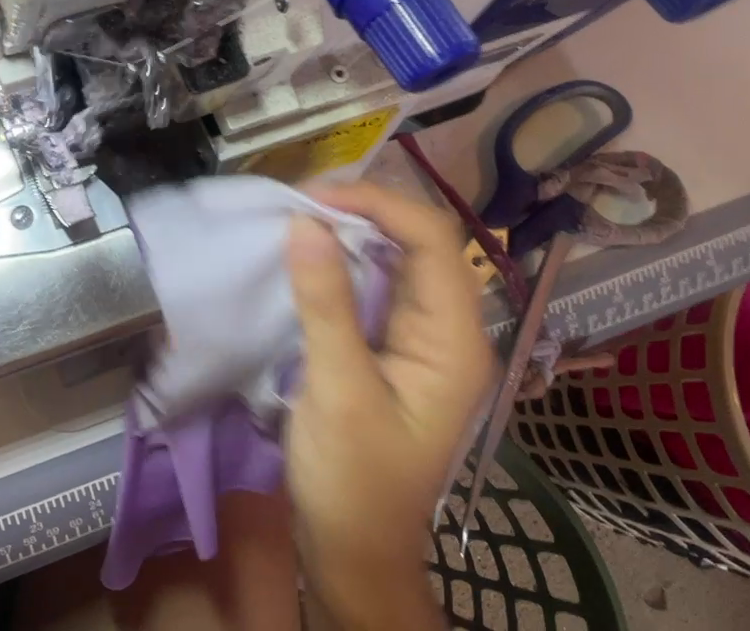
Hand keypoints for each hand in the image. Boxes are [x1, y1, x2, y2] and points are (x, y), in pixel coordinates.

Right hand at [284, 183, 493, 630]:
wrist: (353, 550)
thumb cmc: (352, 478)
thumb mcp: (336, 388)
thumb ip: (325, 303)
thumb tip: (304, 222)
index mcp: (454, 341)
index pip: (432, 241)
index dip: (376, 204)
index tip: (311, 198)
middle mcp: (448, 331)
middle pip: (418, 243)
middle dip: (361, 211)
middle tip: (295, 202)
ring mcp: (420, 341)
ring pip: (395, 262)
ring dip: (348, 234)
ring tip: (294, 219)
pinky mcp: (391, 350)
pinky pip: (374, 288)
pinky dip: (340, 264)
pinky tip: (306, 259)